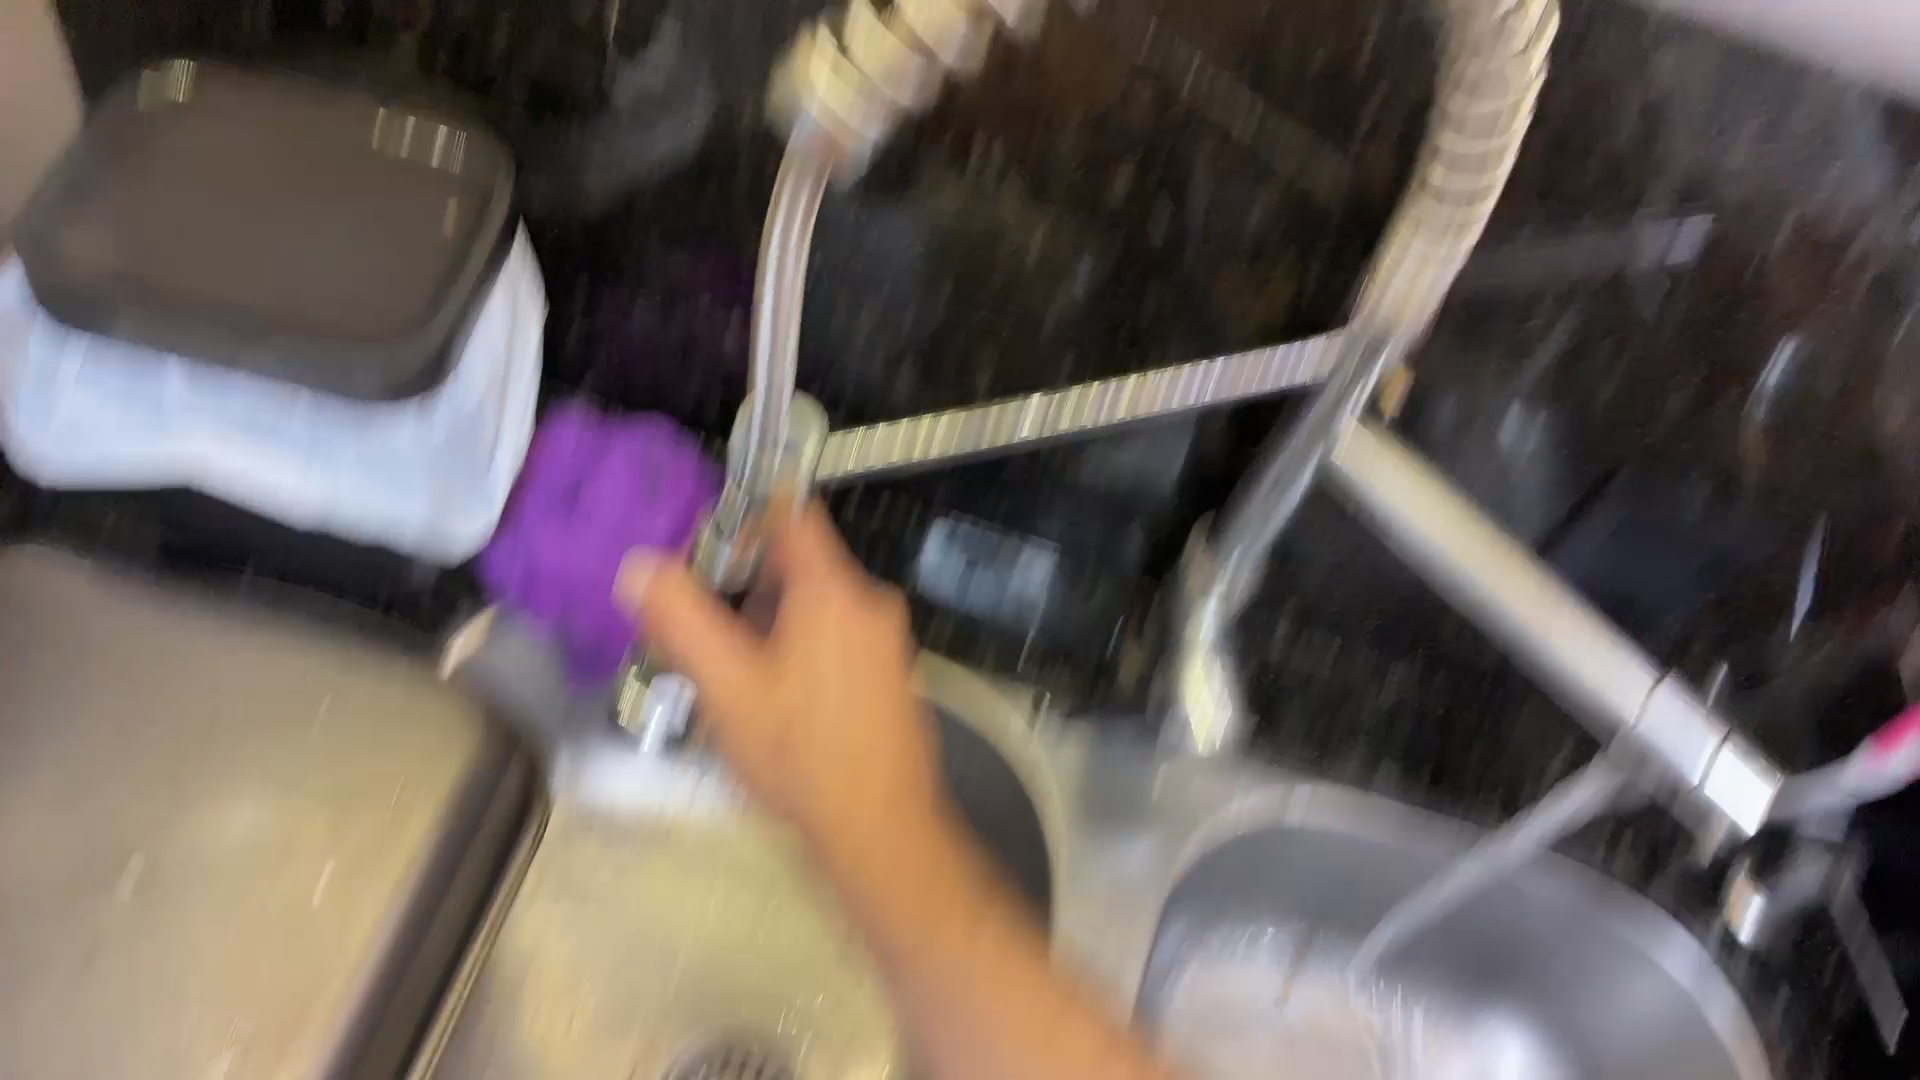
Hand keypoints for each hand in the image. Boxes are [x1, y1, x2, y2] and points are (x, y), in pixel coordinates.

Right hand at [614, 502, 944, 860]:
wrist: (881, 827)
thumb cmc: (801, 755)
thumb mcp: (728, 689)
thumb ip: (681, 621)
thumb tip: (639, 566)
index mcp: (834, 590)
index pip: (790, 516)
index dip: (743, 523)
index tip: (705, 556)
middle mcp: (870, 601)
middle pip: (799, 567)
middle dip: (747, 591)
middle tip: (707, 638)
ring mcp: (888, 638)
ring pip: (817, 607)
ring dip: (771, 625)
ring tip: (737, 678)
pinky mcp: (892, 671)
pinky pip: (839, 637)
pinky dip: (803, 648)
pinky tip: (780, 702)